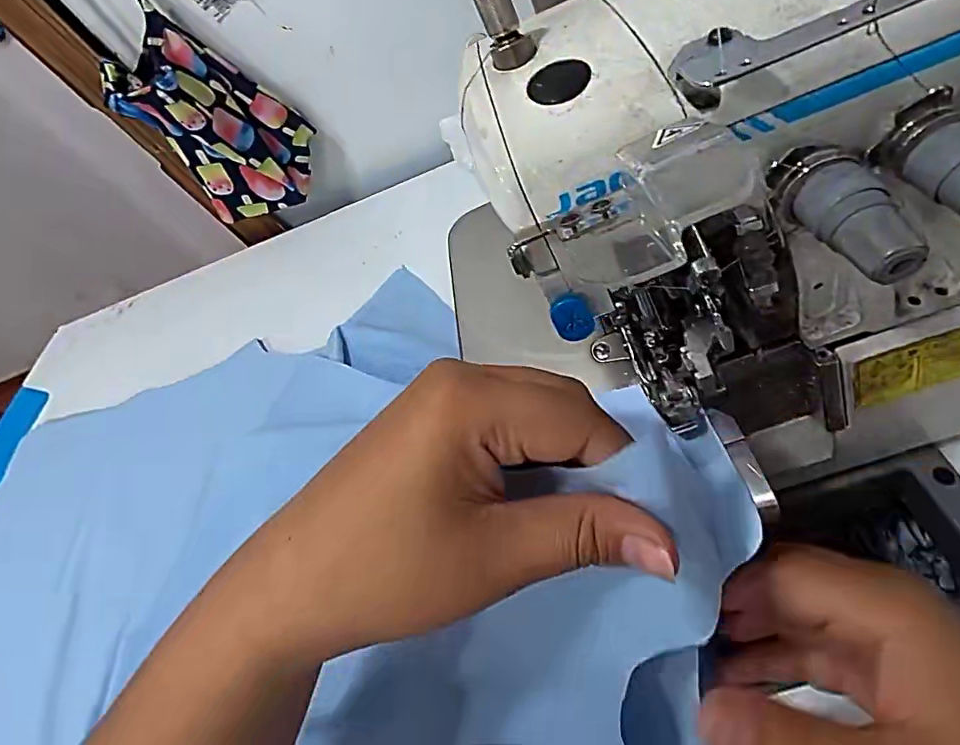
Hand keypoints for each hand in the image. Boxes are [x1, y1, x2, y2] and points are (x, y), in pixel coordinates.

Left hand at [90, 359, 677, 744]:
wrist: (291, 586)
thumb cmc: (388, 570)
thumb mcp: (494, 556)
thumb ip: (584, 534)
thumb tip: (668, 544)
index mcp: (471, 393)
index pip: (578, 416)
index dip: (617, 470)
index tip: (637, 525)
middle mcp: (459, 373)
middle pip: (558, 402)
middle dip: (591, 460)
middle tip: (600, 524)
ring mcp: (441, 389)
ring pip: (534, 407)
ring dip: (562, 456)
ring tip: (562, 516)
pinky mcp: (432, 411)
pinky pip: (504, 416)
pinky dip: (530, 451)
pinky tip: (524, 494)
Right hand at [700, 546, 959, 744]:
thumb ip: (787, 732)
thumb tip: (705, 711)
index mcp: (883, 602)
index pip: (779, 569)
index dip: (723, 584)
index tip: (674, 602)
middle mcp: (885, 607)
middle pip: (788, 588)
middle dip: (732, 610)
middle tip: (678, 631)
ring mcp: (897, 644)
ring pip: (804, 623)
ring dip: (754, 641)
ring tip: (701, 662)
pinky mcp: (906, 681)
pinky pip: (827, 656)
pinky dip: (785, 667)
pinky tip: (751, 687)